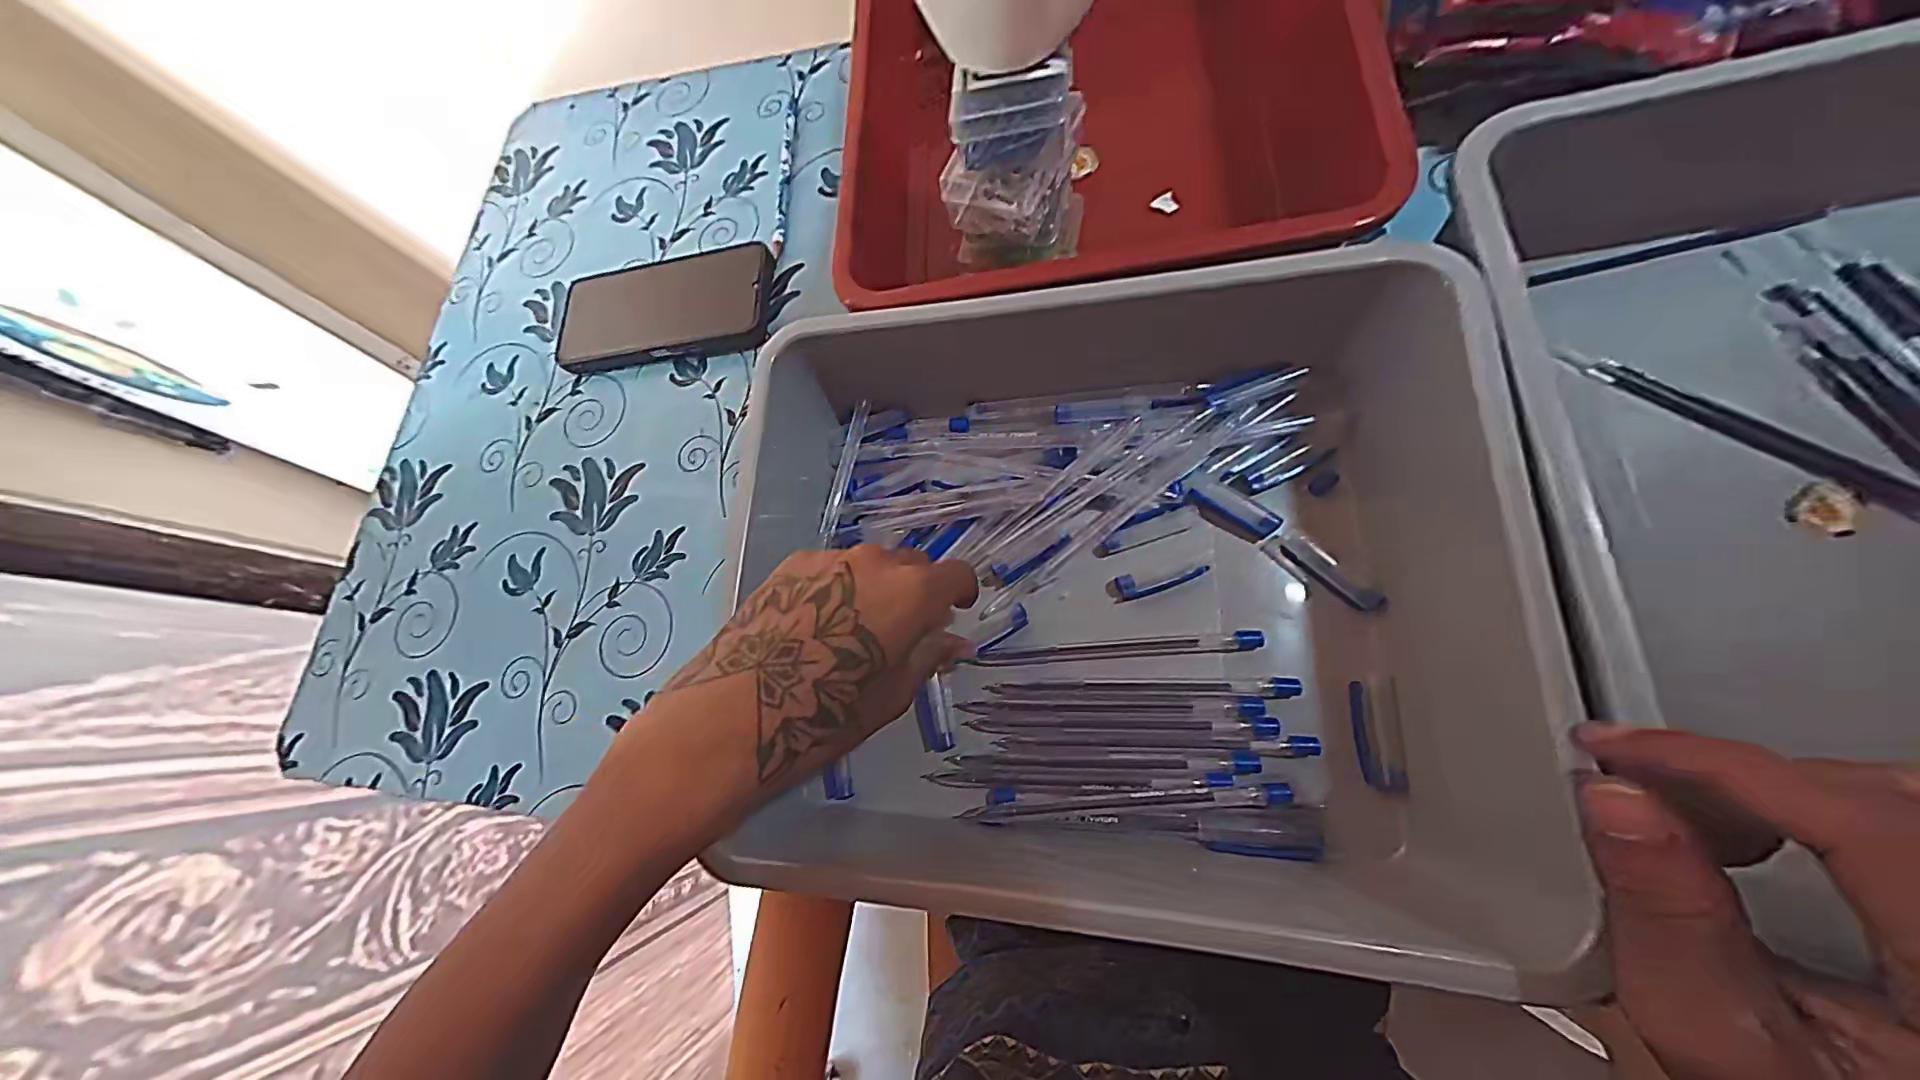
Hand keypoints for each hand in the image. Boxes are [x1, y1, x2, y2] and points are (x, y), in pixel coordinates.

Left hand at [655, 545, 977, 787]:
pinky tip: (817, 624)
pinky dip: (839, 587)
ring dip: (877, 587)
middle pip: (913, 565)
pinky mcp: (790, 564)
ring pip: (870, 564)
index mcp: (912, 592)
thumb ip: (927, 658)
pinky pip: (832, 568)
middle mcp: (875, 562)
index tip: (954, 611)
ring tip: (855, 628)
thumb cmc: (825, 712)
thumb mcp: (890, 695)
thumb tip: (955, 643)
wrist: (734, 709)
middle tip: (906, 629)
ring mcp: (829, 559)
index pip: (955, 574)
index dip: (961, 592)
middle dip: (918, 591)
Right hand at [1575, 723, 1919, 1079]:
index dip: (1710, 764)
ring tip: (1678, 824)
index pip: (1851, 818)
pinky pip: (1884, 828)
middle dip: (1730, 781)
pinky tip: (1738, 841)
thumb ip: (1667, 918)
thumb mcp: (1712, 1034)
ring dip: (1760, 796)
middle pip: (1874, 800)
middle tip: (1632, 790)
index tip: (1610, 746)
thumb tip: (1613, 801)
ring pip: (1882, 804)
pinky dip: (1794, 816)